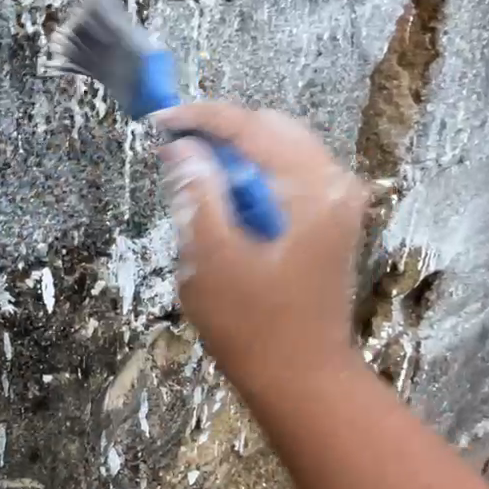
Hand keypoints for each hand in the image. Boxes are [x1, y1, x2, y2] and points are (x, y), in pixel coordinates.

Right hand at [155, 102, 367, 391]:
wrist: (295, 371)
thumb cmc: (248, 318)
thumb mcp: (210, 253)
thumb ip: (196, 193)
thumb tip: (181, 148)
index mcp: (311, 188)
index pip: (252, 127)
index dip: (200, 118)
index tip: (155, 119)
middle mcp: (332, 185)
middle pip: (270, 131)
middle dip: (217, 131)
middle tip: (166, 148)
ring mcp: (332, 204)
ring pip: (275, 152)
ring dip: (228, 156)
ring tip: (183, 174)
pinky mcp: (321, 222)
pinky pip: (280, 178)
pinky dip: (243, 178)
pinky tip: (212, 199)